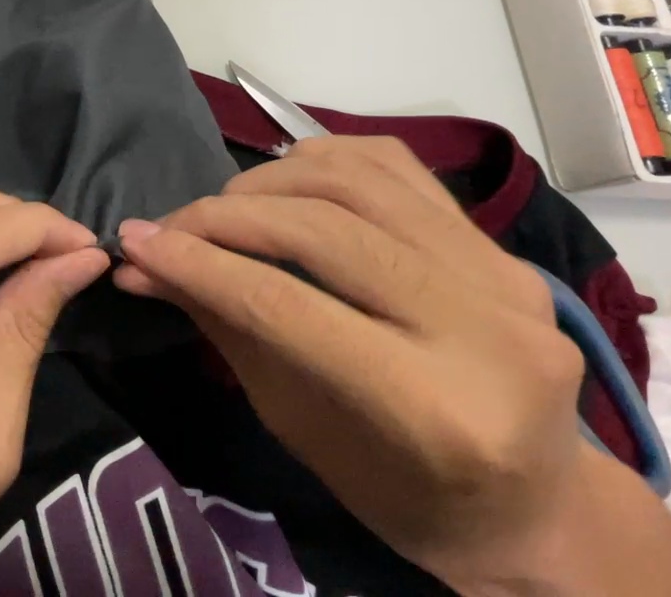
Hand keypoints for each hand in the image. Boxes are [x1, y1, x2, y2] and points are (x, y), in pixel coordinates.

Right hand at [112, 137, 670, 596]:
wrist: (536, 509)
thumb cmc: (403, 497)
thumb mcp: (299, 428)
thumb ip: (227, 332)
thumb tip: (144, 265)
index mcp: (435, 408)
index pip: (288, 306)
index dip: (199, 265)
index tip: (134, 242)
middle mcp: (486, 329)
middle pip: (325, 230)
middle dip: (226, 217)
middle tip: (167, 227)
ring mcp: (506, 276)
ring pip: (362, 181)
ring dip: (271, 181)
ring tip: (224, 205)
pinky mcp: (504, 248)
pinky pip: (399, 169)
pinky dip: (326, 161)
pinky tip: (286, 181)